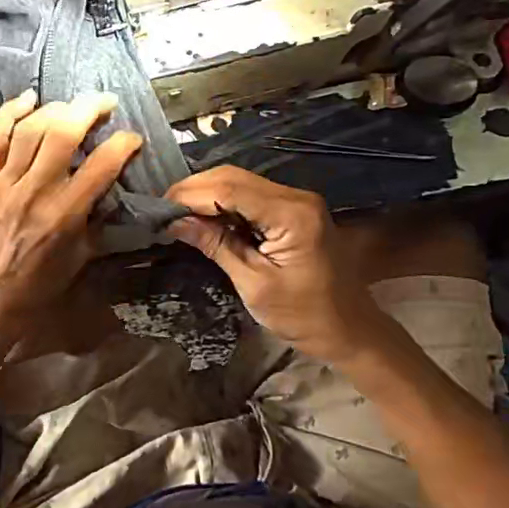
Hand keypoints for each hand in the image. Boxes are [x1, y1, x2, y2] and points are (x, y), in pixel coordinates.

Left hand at [0, 90, 143, 338]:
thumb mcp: (86, 252)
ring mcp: (7, 183)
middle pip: (62, 133)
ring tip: (73, 104)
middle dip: (89, 108)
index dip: (123, 143)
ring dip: (55, 108)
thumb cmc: (46, 277)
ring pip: (29, 129)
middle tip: (106, 101)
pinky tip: (28, 99)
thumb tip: (123, 183)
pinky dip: (8, 112)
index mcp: (65, 214)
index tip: (132, 137)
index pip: (101, 165)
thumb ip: (104, 217)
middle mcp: (35, 192)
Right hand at [164, 166, 394, 363]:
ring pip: (236, 181)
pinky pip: (246, 194)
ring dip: (202, 194)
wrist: (350, 330)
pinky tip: (200, 217)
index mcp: (292, 216)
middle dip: (191, 191)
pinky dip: (218, 201)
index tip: (158, 212)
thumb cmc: (304, 315)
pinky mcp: (290, 209)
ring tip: (174, 214)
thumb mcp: (253, 284)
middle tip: (161, 212)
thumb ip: (215, 245)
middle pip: (231, 177)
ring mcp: (295, 201)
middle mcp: (295, 197)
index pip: (228, 190)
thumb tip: (173, 222)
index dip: (189, 196)